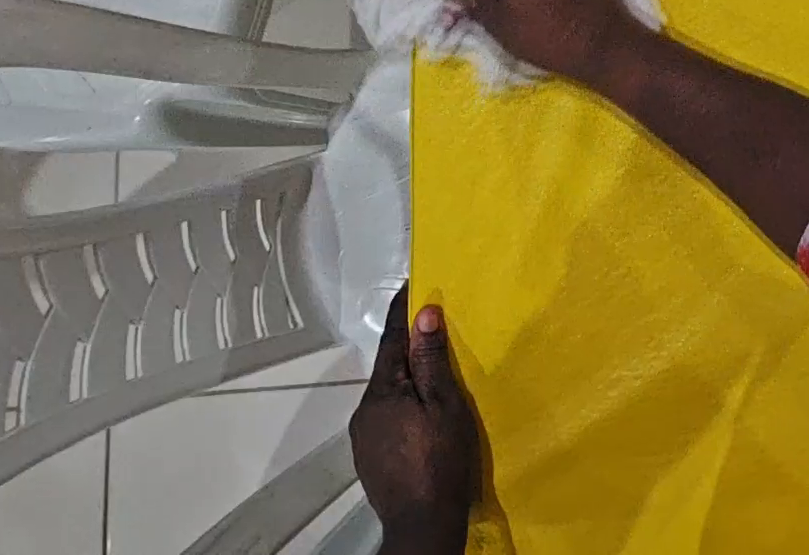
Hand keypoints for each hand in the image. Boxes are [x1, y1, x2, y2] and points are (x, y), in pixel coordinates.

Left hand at [350, 291, 477, 554]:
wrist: (423, 525)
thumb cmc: (441, 459)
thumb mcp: (445, 404)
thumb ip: (432, 359)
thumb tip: (424, 312)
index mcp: (383, 392)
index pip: (393, 338)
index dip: (404, 309)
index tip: (412, 282)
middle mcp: (365, 410)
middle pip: (390, 365)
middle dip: (410, 344)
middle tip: (437, 324)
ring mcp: (364, 436)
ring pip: (389, 391)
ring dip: (408, 376)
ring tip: (436, 368)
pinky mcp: (370, 455)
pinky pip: (387, 414)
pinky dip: (404, 401)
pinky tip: (424, 410)